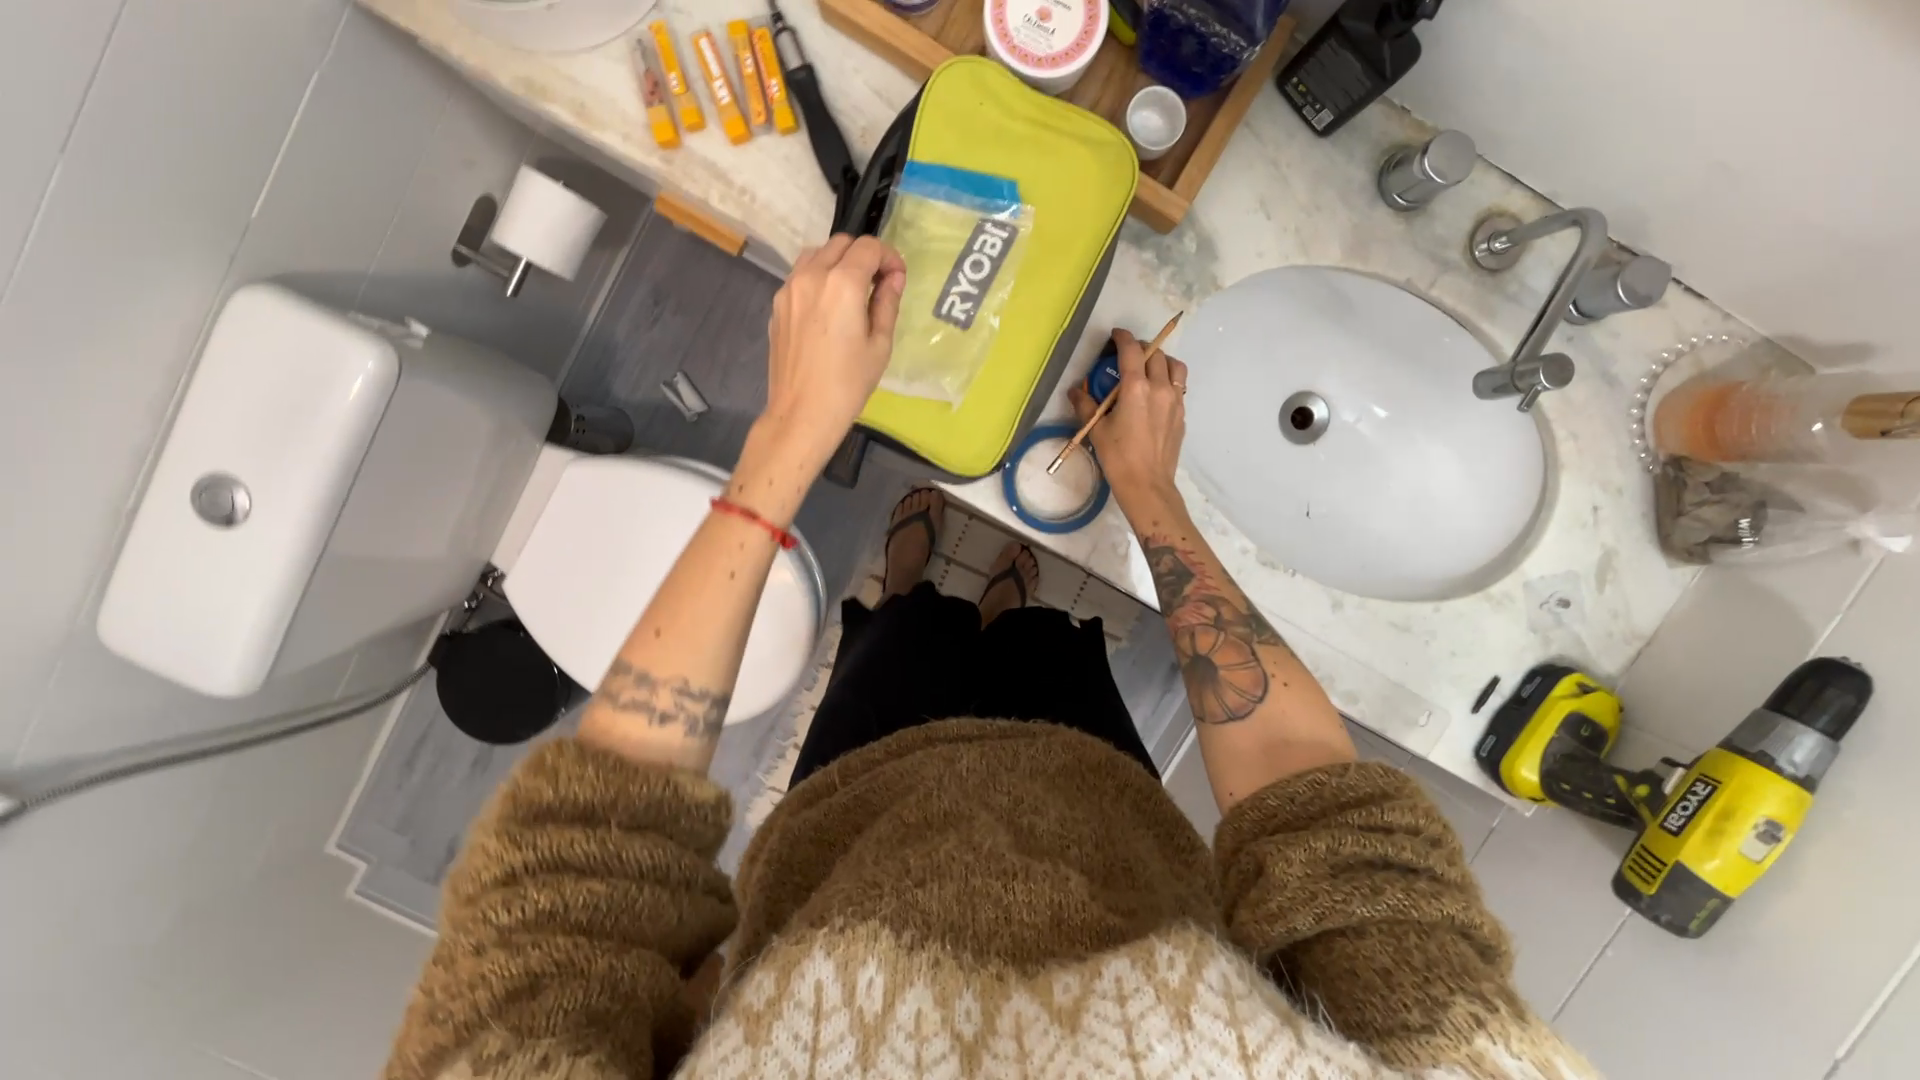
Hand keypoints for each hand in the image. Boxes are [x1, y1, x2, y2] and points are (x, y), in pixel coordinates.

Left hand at [760, 234, 906, 464]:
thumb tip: (893, 278)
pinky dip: (818, 278)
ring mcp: (789, 289)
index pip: (868, 247)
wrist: (802, 413)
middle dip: (864, 256)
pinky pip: (800, 276)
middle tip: (878, 284)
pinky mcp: (777, 305)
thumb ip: (887, 303)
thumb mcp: (880, 345)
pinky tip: (828, 308)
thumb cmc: (848, 384)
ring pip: (816, 254)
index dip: (889, 257)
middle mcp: (812, 276)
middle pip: (841, 244)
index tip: (897, 278)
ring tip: (852, 292)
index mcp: (842, 284)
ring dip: (838, 262)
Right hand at [1068, 328, 1189, 515]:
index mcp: (1136, 388)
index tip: (1116, 335)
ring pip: (1175, 367)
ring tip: (1149, 367)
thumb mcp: (1097, 430)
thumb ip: (1085, 405)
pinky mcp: (1182, 415)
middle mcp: (1160, 388)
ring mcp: (1175, 401)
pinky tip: (1155, 394)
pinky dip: (1168, 381)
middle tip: (1128, 354)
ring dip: (1162, 360)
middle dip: (1141, 348)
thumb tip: (1075, 390)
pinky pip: (1179, 387)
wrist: (1147, 485)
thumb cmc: (1118, 458)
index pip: (1132, 350)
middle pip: (1156, 354)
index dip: (1123, 337)